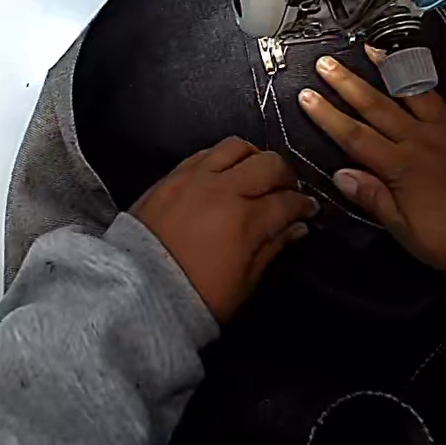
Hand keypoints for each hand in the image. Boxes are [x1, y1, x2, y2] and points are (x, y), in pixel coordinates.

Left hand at [130, 137, 318, 320]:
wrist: (135, 293)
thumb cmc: (196, 297)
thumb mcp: (244, 284)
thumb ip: (273, 248)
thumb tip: (297, 226)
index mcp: (245, 220)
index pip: (287, 201)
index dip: (304, 205)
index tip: (309, 209)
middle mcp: (223, 189)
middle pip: (268, 164)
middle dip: (286, 176)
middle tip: (287, 191)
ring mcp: (195, 177)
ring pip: (236, 147)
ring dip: (254, 157)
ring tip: (256, 174)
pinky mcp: (173, 175)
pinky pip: (206, 152)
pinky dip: (223, 158)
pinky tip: (225, 172)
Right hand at [297, 50, 445, 277]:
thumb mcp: (408, 232)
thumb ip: (374, 198)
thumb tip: (340, 174)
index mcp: (400, 166)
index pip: (353, 135)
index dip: (326, 115)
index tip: (306, 96)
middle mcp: (422, 138)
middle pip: (376, 105)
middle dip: (347, 83)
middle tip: (326, 63)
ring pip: (416, 91)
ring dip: (393, 68)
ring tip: (373, 49)